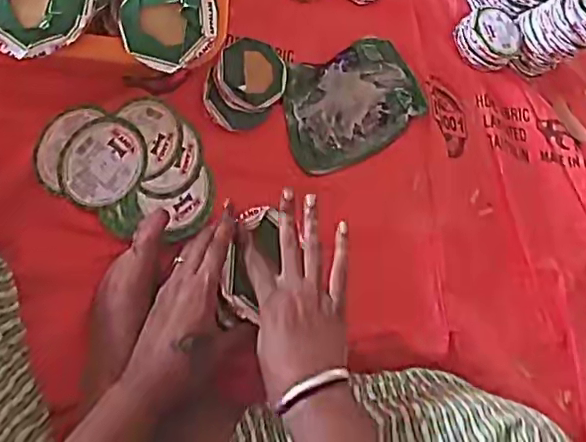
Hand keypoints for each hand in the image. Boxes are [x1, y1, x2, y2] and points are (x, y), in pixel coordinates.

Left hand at [117, 208, 238, 409]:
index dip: (226, 227)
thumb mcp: (219, 351)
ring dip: (199, 239)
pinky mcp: (159, 298)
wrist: (146, 384)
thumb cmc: (185, 368)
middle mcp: (184, 281)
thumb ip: (241, 333)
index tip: (233, 211)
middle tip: (225, 215)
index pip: (217, 248)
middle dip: (214, 227)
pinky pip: (176, 266)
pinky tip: (189, 262)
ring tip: (210, 231)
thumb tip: (260, 322)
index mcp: (202, 287)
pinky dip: (187, 255)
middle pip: (200, 244)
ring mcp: (168, 288)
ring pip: (186, 252)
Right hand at [247, 189, 349, 406]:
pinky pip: (340, 270)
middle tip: (286, 193)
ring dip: (312, 222)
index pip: (254, 263)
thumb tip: (264, 304)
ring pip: (313, 249)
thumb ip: (263, 316)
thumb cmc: (281, 376)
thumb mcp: (261, 343)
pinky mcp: (336, 302)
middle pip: (287, 245)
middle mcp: (293, 289)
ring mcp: (316, 293)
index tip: (242, 219)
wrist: (311, 392)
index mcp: (270, 300)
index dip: (246, 240)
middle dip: (285, 216)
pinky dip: (342, 248)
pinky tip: (343, 228)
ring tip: (312, 199)